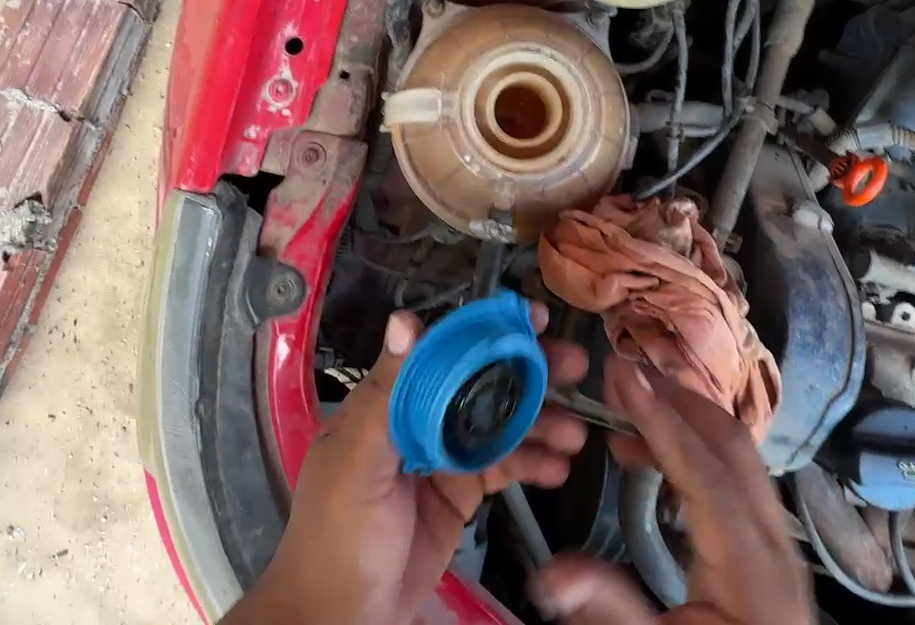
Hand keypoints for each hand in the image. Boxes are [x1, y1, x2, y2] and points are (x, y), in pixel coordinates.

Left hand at [226, 305, 589, 624]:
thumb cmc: (339, 530)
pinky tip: (558, 468)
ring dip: (539, 423)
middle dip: (526, 372)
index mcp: (389, 398)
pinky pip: (502, 467)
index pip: (441, 351)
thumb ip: (388, 391)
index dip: (484, 331)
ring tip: (575, 432)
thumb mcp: (359, 458)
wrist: (342, 616)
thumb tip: (404, 318)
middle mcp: (419, 418)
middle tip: (573, 363)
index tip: (528, 318)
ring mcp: (442, 455)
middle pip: (478, 382)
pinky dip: (531, 464)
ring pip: (498, 425)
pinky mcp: (461, 492)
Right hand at [532, 356, 814, 624]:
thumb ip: (610, 609)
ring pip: (735, 451)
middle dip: (671, 401)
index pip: (704, 472)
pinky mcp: (767, 542)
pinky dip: (689, 444)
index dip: (657, 419)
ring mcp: (776, 539)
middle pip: (729, 445)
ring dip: (679, 418)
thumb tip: (548, 573)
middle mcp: (775, 541)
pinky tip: (645, 452)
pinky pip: (731, 470)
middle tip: (616, 375)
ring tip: (622, 408)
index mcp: (753, 568)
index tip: (618, 372)